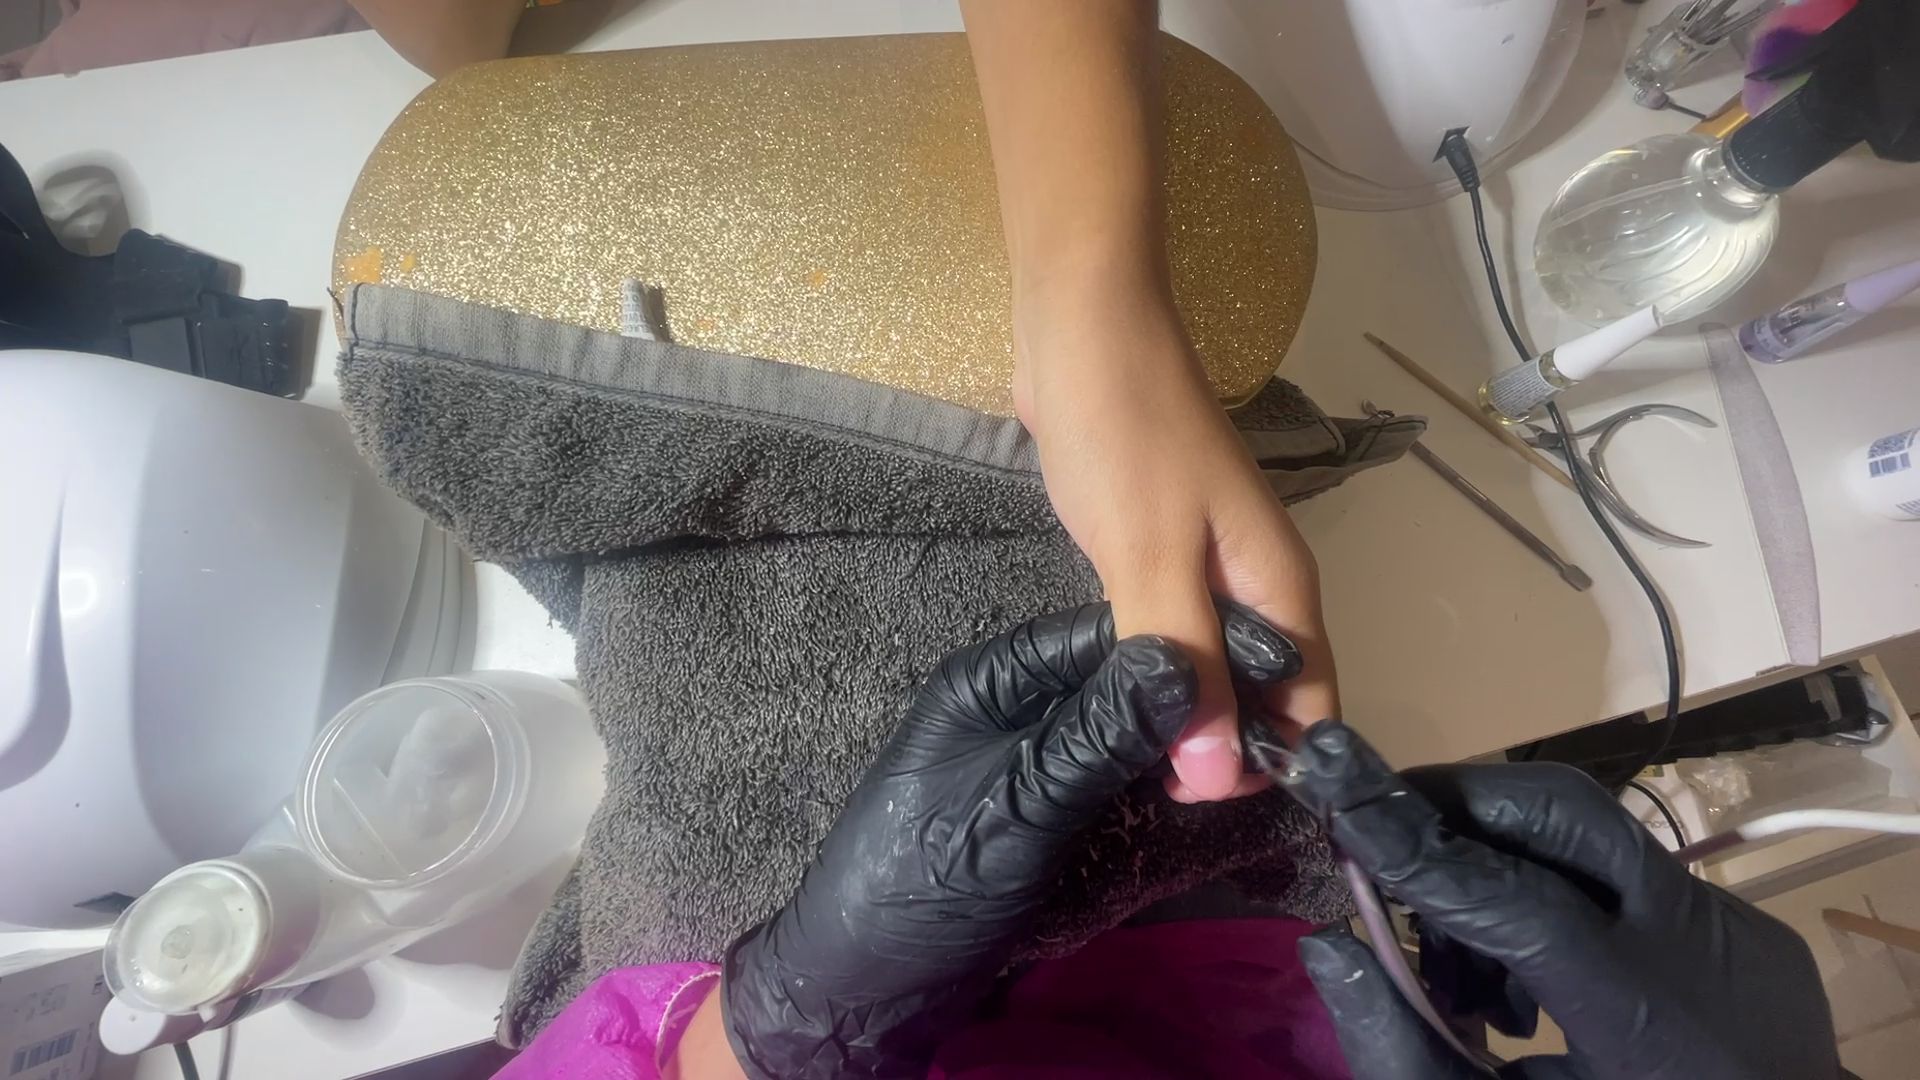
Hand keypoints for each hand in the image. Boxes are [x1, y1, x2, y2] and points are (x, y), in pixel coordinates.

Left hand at [719, 603, 1303, 1078]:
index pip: (1105, 634)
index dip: (1184, 643)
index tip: (1272, 664)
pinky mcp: (1052, 794)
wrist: (875, 974)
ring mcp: (1039, 747)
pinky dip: (1164, 769)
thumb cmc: (929, 876)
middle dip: (1194, 692)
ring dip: (1187, 733)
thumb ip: (1096, 735)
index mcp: (999, 674)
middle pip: (1122, 673)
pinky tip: (1211, 780)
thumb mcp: (1018, 802)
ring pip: (1128, 720)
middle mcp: (1022, 696)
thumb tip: (1182, 663)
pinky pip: (1119, 765)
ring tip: (1265, 750)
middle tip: (1282, 719)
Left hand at [1015, 291, 1337, 803]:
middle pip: (1264, 686)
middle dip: (1223, 744)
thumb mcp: (1152, 555)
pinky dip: (1154, 658)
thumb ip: (1185, 660)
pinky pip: (1171, 620)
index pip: (1309, 704)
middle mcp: (1255, 579)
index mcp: (1277, 586)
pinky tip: (1113, 686)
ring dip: (1186, 704)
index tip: (1194, 807)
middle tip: (1146, 788)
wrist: (1084, 334)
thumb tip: (1219, 776)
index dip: (1267, 765)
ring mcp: (1205, 558)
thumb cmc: (1124, 436)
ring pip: (1214, 654)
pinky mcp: (1157, 543)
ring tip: (1127, 754)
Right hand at [1284, 720, 1840, 1079]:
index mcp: (1663, 1042)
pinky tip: (1505, 959)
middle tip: (1377, 833)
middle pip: (1565, 815)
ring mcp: (1737, 935)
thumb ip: (1397, 1047)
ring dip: (1479, 849)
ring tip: (1445, 947)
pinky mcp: (1734, 923)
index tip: (1327, 775)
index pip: (1521, 905)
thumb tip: (1325, 937)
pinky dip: (1526, 878)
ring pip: (1580, 824)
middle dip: (1448, 802)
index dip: (1413, 843)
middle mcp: (1718, 966)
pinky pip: (1601, 860)